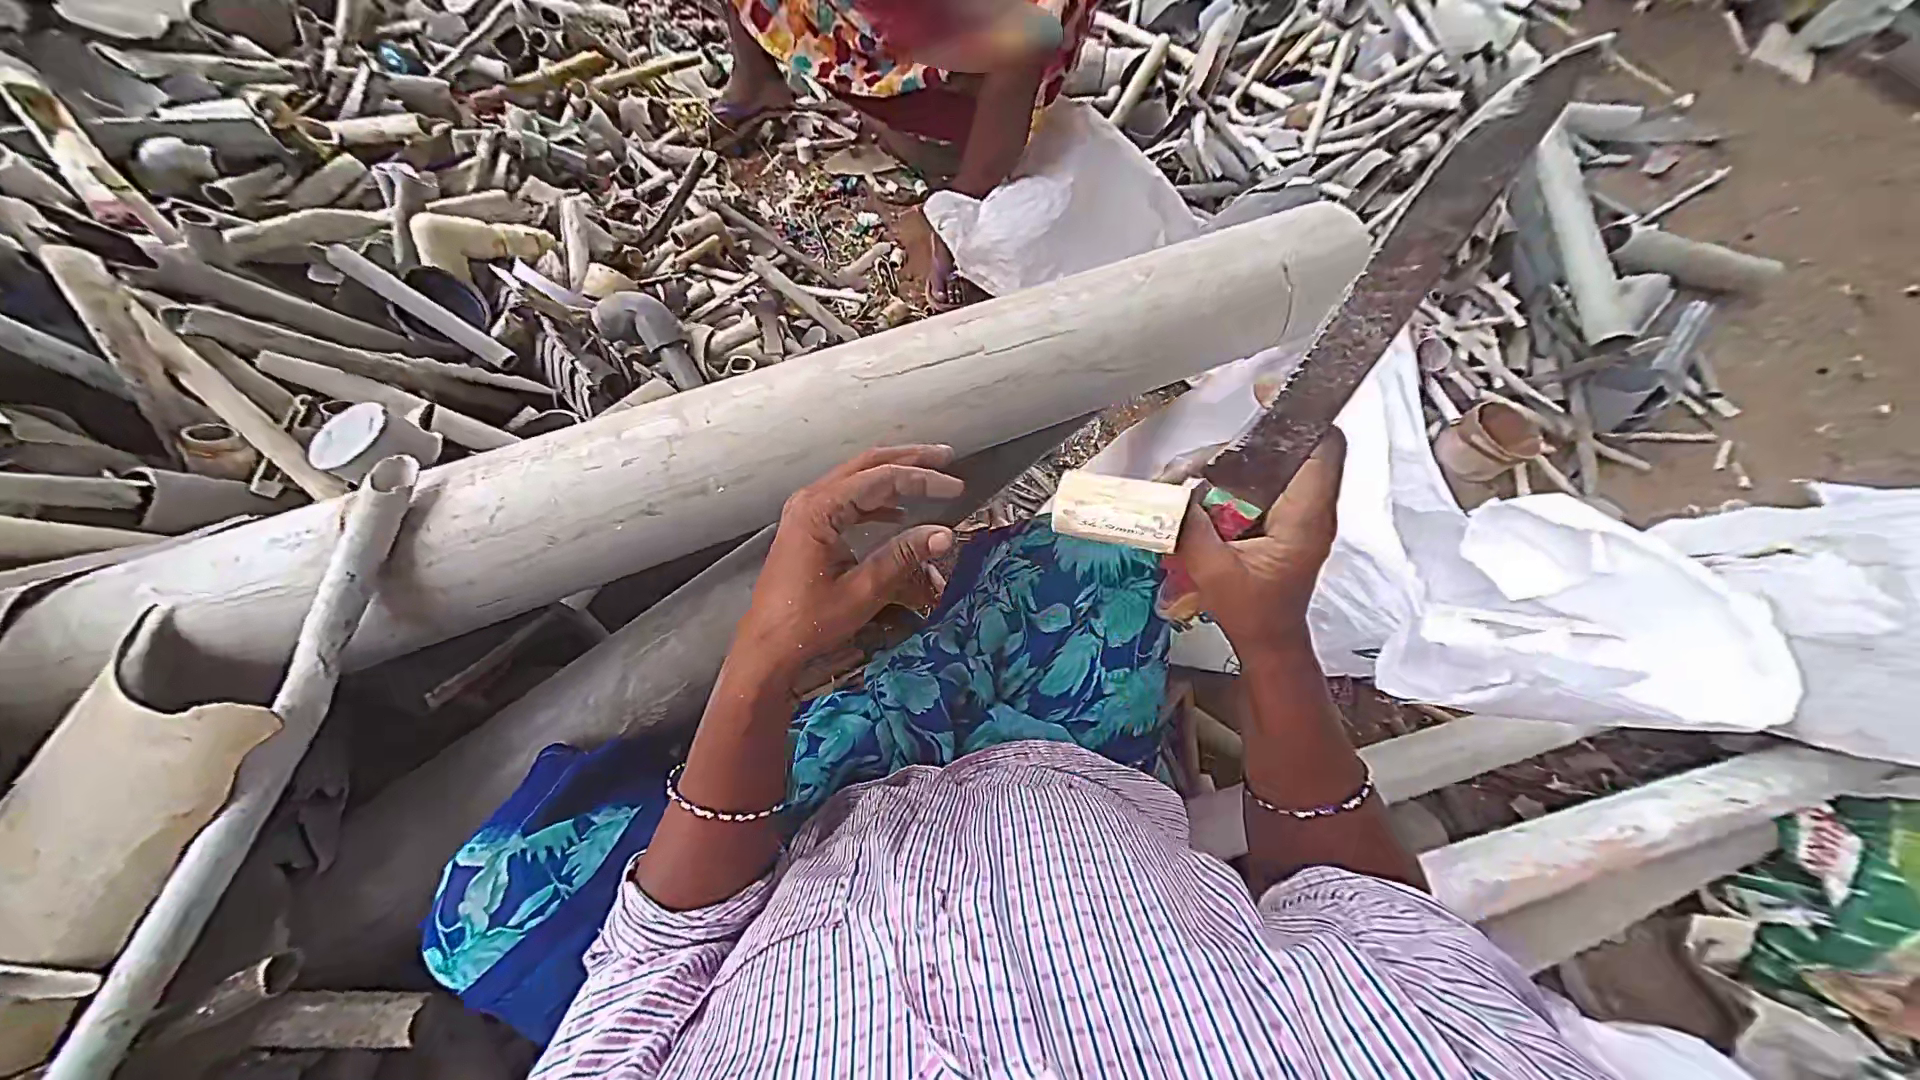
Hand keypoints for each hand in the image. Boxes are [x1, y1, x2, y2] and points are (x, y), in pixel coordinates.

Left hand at [731, 446, 964, 680]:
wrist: (767, 647)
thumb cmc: (807, 622)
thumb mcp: (862, 591)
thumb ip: (903, 557)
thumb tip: (944, 534)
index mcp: (818, 511)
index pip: (881, 479)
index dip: (922, 480)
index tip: (955, 487)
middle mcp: (809, 501)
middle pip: (866, 465)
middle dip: (909, 460)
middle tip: (945, 457)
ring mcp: (806, 512)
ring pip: (857, 479)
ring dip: (894, 476)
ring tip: (929, 476)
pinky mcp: (808, 528)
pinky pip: (848, 501)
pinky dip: (877, 501)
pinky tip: (899, 512)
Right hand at [1173, 430, 1344, 652]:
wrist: (1269, 641)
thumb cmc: (1252, 614)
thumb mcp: (1215, 573)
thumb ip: (1192, 531)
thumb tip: (1173, 494)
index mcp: (1305, 518)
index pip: (1323, 448)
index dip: (1299, 413)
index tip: (1263, 393)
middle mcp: (1308, 509)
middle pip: (1285, 450)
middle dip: (1236, 447)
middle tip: (1191, 467)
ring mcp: (1295, 513)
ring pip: (1266, 466)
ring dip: (1224, 469)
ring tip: (1185, 487)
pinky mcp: (1280, 520)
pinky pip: (1256, 486)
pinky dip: (1225, 486)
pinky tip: (1196, 501)